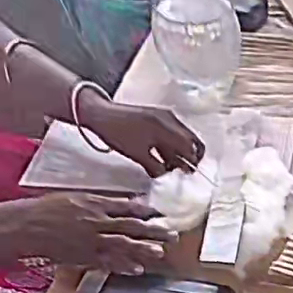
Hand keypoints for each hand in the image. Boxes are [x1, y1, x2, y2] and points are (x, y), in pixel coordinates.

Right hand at [0, 193, 173, 272]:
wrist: (22, 225)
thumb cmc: (45, 210)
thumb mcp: (72, 199)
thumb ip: (98, 203)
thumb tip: (123, 204)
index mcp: (91, 202)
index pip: (124, 206)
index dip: (144, 211)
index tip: (160, 214)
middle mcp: (93, 220)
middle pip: (129, 225)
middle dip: (152, 231)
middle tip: (172, 235)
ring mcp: (89, 239)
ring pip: (121, 244)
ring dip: (142, 249)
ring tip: (160, 254)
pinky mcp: (83, 256)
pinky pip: (107, 262)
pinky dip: (123, 265)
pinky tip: (137, 269)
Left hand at [75, 89, 204, 176]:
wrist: (99, 113)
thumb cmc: (118, 133)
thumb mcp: (139, 155)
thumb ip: (158, 168)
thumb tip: (170, 179)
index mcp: (166, 128)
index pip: (190, 148)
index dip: (192, 164)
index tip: (189, 176)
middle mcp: (169, 119)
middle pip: (191, 141)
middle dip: (190, 158)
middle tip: (185, 172)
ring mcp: (164, 116)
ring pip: (182, 138)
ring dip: (180, 153)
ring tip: (171, 168)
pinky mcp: (157, 117)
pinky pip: (172, 133)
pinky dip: (172, 146)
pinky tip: (163, 157)